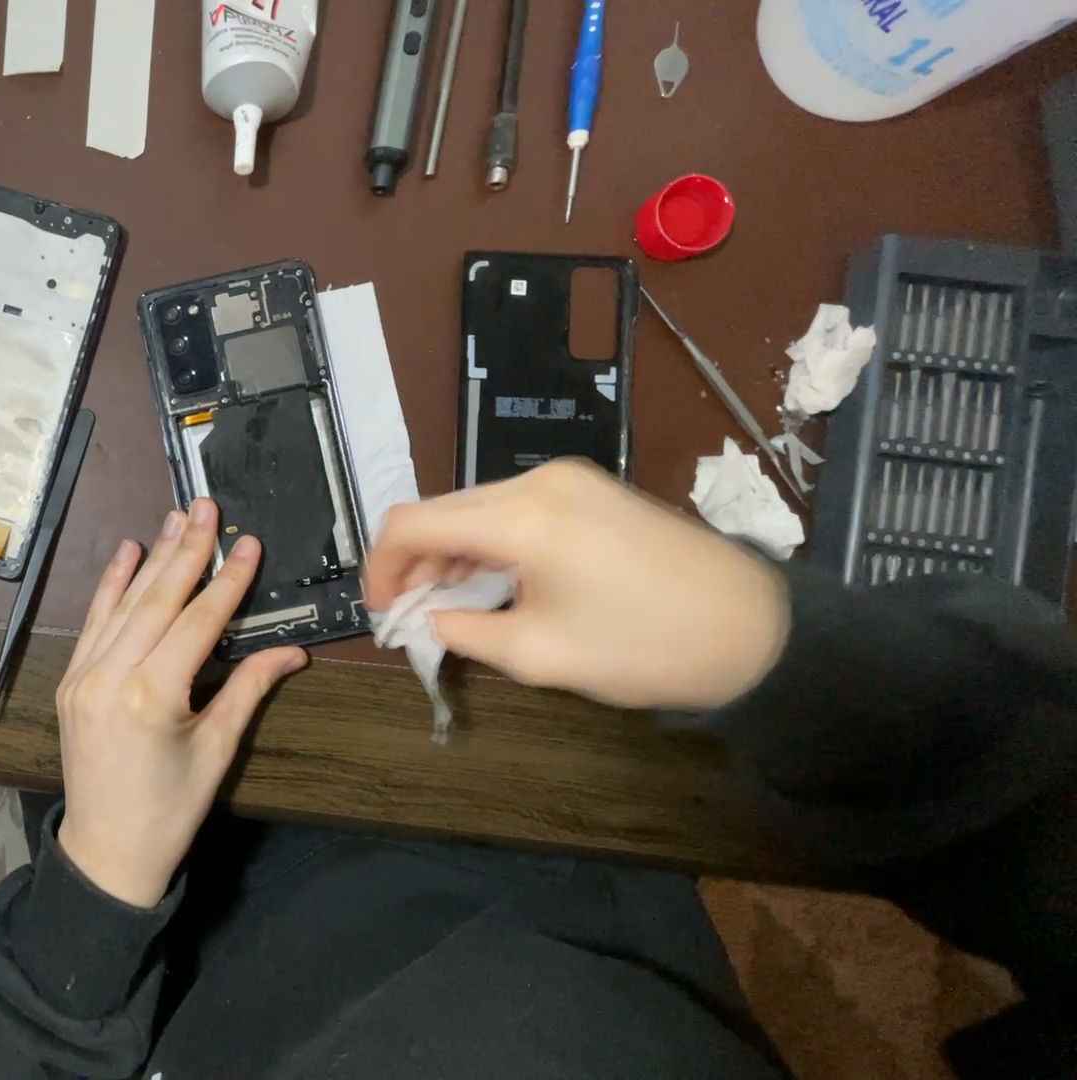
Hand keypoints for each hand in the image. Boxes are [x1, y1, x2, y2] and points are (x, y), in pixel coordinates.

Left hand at [54, 498, 307, 907]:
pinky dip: (109, 585)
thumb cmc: (171, 809)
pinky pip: (92, 623)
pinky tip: (126, 552)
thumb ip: (249, 689)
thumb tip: (292, 651)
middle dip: (186, 551)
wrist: (106, 851)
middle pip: (157, 600)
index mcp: (151, 696)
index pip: (197, 623)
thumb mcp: (217, 751)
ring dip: (152, 558)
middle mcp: (111, 676)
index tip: (247, 543)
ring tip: (176, 518)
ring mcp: (83, 676)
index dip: (227, 581)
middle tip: (206, 507)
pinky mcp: (70, 680)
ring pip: (123, 604)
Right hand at [364, 460, 788, 710]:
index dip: (380, 566)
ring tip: (448, 600)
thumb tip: (425, 615)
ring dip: (446, 552)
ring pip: (469, 508)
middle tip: (411, 612)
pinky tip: (489, 578)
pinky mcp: (585, 488)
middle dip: (412, 562)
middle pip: (437, 510)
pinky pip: (506, 508)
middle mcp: (535, 482)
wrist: (763, 631)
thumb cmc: (646, 648)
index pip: (410, 524)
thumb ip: (462, 630)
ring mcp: (564, 479)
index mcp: (520, 518)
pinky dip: (482, 543)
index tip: (382, 610)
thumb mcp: (538, 654)